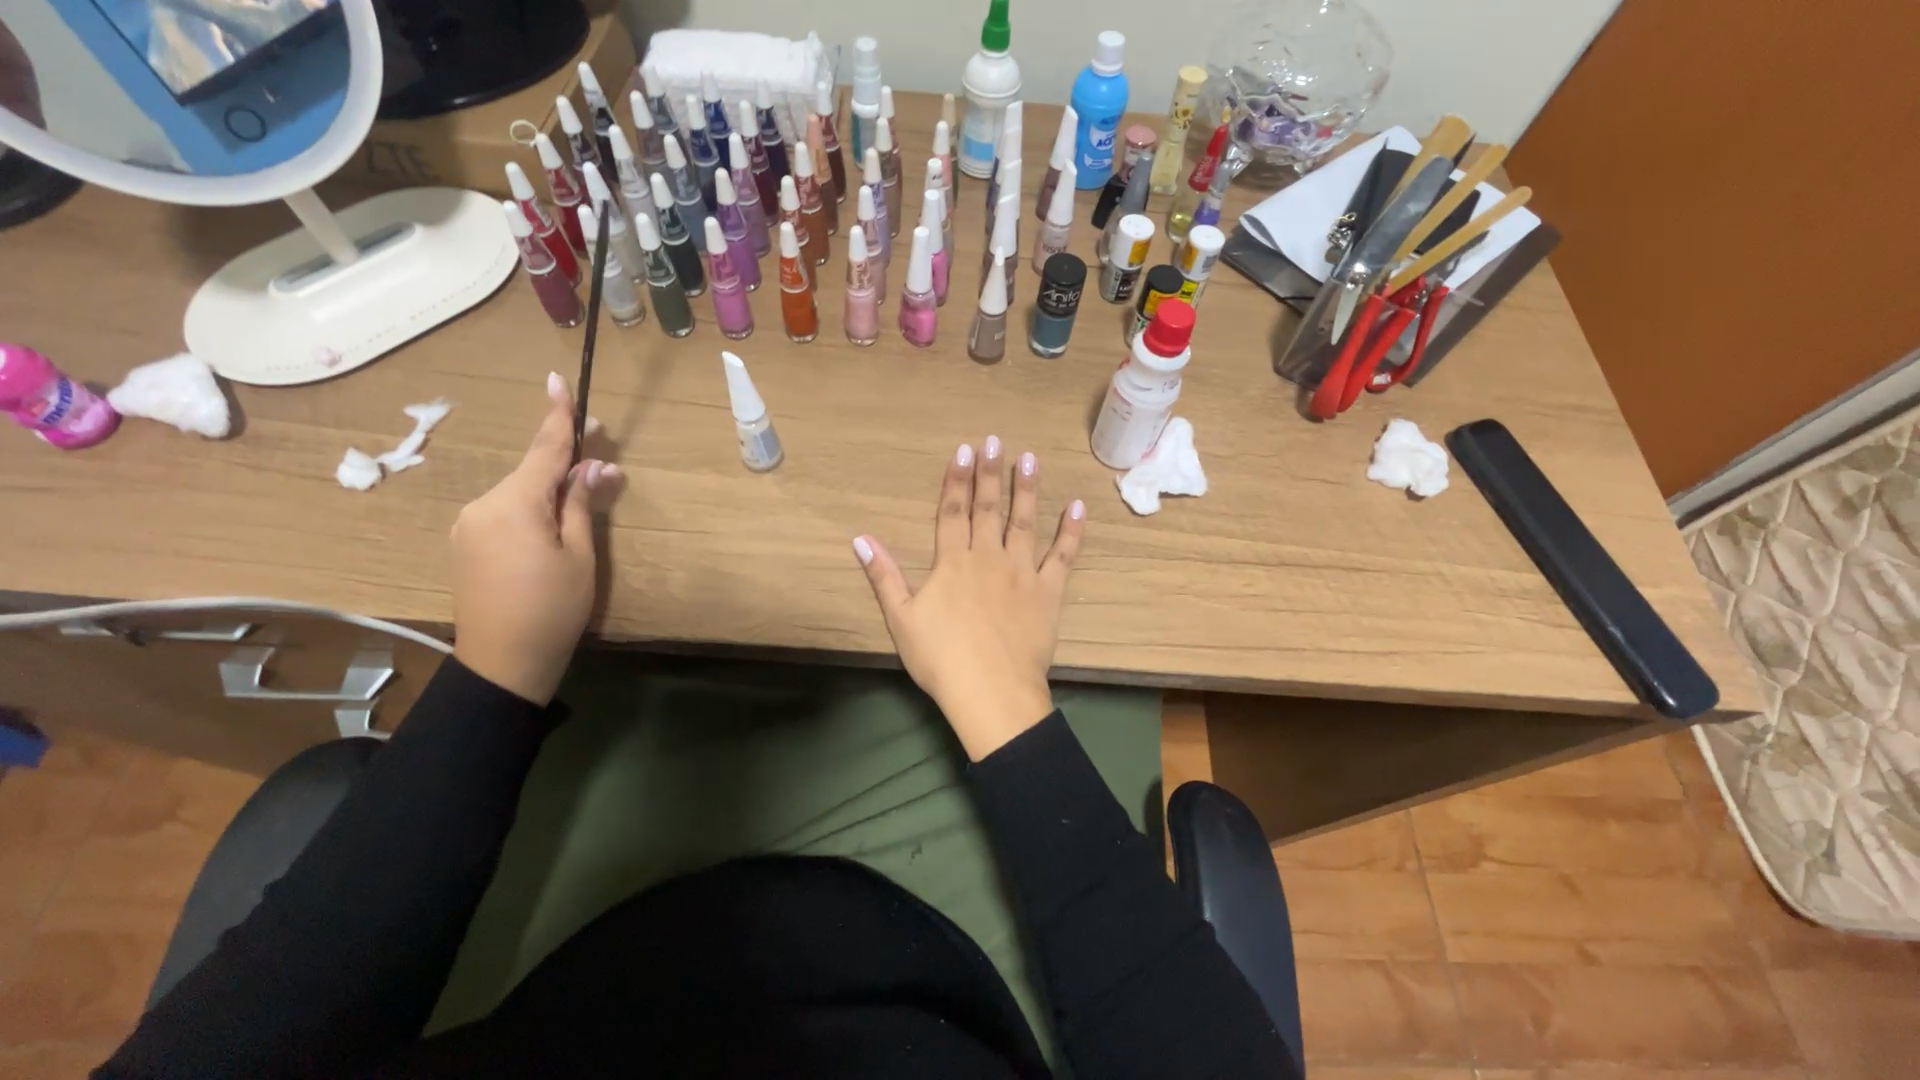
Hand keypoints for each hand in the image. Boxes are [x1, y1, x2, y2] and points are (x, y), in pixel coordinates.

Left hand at [451, 372, 621, 704]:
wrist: (502, 664)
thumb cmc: (553, 609)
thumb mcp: (579, 555)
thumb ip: (582, 504)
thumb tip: (593, 466)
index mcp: (513, 504)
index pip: (543, 449)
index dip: (557, 416)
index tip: (557, 380)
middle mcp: (483, 504)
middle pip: (531, 472)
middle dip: (565, 462)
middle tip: (601, 453)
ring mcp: (470, 525)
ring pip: (518, 494)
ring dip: (550, 490)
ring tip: (585, 501)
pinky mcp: (466, 545)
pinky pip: (504, 513)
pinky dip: (531, 510)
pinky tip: (553, 524)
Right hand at [854, 436, 1085, 759]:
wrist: (991, 691)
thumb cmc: (940, 659)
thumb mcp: (901, 619)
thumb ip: (884, 575)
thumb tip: (861, 538)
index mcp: (952, 563)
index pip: (952, 512)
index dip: (957, 480)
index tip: (963, 450)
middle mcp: (988, 558)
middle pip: (988, 508)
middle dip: (990, 473)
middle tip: (995, 440)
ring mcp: (1022, 572)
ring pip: (1025, 522)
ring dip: (1027, 489)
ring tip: (1030, 458)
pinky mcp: (1048, 592)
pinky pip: (1063, 556)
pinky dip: (1071, 531)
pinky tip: (1077, 506)